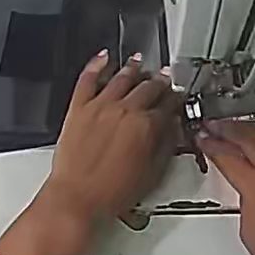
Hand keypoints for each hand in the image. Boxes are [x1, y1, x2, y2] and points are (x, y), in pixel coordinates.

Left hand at [36, 52, 181, 226]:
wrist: (77, 197)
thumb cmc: (110, 192)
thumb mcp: (151, 174)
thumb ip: (164, 146)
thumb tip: (171, 131)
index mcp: (146, 127)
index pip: (168, 106)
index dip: (175, 100)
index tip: (177, 97)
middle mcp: (124, 111)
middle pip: (148, 88)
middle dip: (160, 81)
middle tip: (165, 77)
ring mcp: (100, 106)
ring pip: (122, 78)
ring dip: (134, 68)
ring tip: (140, 62)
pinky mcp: (79, 108)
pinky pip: (88, 79)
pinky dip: (96, 65)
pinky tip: (103, 57)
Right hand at [198, 120, 254, 254]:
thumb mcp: (248, 230)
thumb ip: (244, 201)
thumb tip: (246, 193)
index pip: (227, 154)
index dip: (210, 144)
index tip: (202, 138)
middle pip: (249, 135)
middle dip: (227, 127)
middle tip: (214, 125)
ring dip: (252, 127)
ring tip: (240, 126)